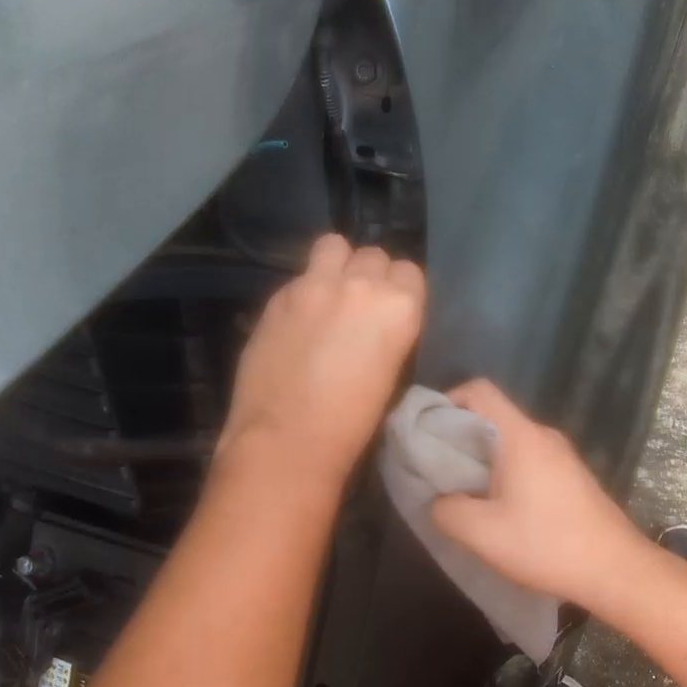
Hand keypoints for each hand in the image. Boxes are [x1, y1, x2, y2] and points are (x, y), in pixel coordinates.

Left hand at [220, 234, 424, 483]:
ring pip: (333, 246)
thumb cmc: (353, 426)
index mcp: (400, 307)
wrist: (287, 440)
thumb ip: (387, 332)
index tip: (389, 312)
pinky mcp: (277, 296)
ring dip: (336, 264)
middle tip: (358, 306)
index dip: (400, 291)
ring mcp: (314, 285)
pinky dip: (303, 291)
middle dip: (369, 275)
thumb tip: (376, 324)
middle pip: (373, 255)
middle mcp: (360, 285)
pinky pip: (298, 277)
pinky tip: (296, 322)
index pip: (409, 272)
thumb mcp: (391, 372)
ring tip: (328, 294)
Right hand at [430, 379, 654, 608]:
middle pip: (493, 417)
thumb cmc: (547, 544)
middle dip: (459, 437)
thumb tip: (438, 501)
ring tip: (462, 494)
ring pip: (510, 443)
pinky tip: (498, 509)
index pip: (480, 391)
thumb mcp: (483, 534)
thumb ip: (447, 511)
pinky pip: (529, 461)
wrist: (616, 570)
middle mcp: (543, 436)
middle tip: (435, 469)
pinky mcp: (572, 478)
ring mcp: (562, 457)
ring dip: (482, 460)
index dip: (447, 400)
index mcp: (521, 436)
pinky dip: (505, 474)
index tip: (427, 431)